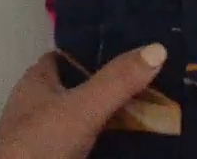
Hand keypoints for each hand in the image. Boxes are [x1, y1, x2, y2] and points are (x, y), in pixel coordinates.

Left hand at [0, 44, 166, 158]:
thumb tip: (158, 47)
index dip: (99, 54)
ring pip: (83, 124)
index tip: (135, 56)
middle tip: (153, 92)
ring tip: (152, 121)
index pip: (70, 57)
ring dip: (110, 124)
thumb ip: (116, 81)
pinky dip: (104, 149)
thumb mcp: (82, 108)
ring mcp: (44, 139)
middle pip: (80, 91)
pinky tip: (127, 152)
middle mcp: (38, 106)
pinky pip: (85, 149)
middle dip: (111, 92)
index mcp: (37, 80)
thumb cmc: (39, 143)